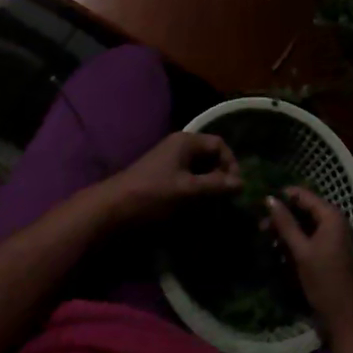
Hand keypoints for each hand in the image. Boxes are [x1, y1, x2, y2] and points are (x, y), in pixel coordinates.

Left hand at [97, 132, 242, 225]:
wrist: (111, 211)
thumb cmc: (152, 195)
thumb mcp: (188, 190)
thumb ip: (216, 186)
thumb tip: (241, 184)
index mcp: (186, 142)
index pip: (219, 145)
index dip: (231, 164)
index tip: (235, 188)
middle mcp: (179, 147)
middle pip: (210, 157)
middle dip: (220, 178)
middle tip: (225, 200)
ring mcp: (168, 162)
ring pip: (199, 171)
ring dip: (208, 188)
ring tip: (212, 209)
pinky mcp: (161, 179)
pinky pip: (186, 181)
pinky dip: (195, 194)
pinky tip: (196, 211)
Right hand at [266, 187, 352, 329]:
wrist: (345, 317)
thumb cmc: (324, 281)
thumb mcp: (301, 251)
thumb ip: (286, 224)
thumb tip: (269, 198)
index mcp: (331, 215)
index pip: (303, 195)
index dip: (282, 196)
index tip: (260, 202)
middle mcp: (334, 221)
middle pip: (304, 209)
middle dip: (282, 215)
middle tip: (260, 225)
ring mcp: (333, 236)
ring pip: (305, 225)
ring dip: (286, 230)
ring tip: (265, 237)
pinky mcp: (329, 251)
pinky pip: (310, 238)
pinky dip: (295, 241)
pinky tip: (278, 249)